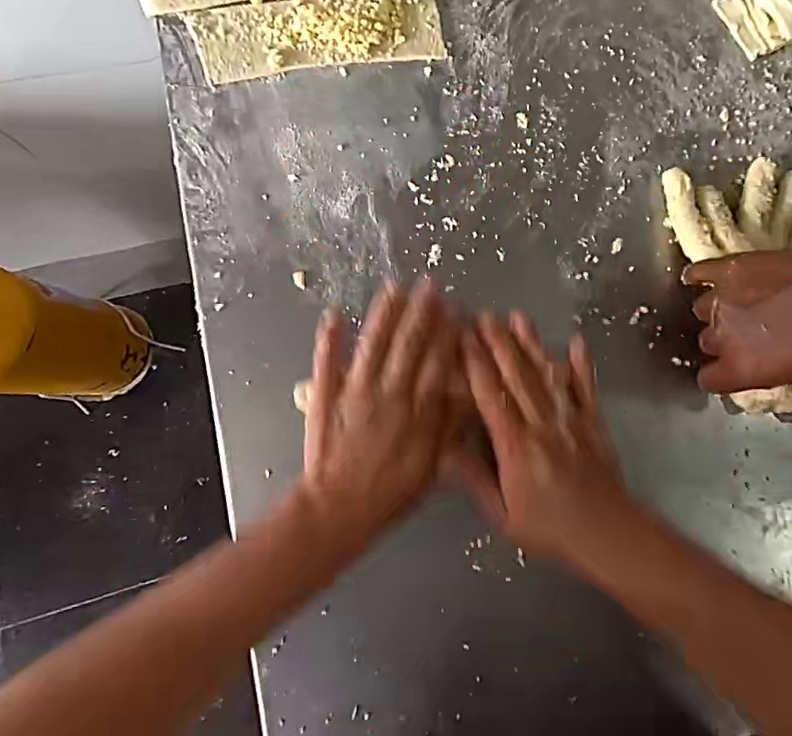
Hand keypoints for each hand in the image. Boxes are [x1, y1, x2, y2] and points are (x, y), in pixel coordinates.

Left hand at [298, 278, 460, 541]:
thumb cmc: (389, 492)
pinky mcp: (326, 393)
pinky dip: (330, 337)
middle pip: (407, 344)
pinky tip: (335, 313)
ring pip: (373, 343)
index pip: (435, 362)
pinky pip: (328, 360)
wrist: (338, 508)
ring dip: (383, 313)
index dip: (446, 333)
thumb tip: (465, 390)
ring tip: (393, 286)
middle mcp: (387, 392)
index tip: (455, 307)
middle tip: (429, 283)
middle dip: (420, 311)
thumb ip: (447, 426)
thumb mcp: (430, 466)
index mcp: (415, 410)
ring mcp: (354, 389)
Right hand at [455, 310, 632, 564]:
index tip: (461, 337)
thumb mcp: (503, 515)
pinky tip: (574, 340)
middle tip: (484, 314)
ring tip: (518, 315)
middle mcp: (542, 425)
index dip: (475, 364)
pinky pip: (586, 388)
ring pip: (547, 375)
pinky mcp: (594, 423)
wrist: (609, 537)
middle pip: (517, 376)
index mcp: (516, 446)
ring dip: (532, 343)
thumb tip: (446, 447)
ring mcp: (571, 421)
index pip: (491, 396)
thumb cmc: (550, 529)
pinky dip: (581, 364)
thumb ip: (476, 479)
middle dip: (498, 342)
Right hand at [684, 240, 791, 392]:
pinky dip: (701, 278)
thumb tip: (757, 362)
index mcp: (743, 368)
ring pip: (703, 309)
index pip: (709, 379)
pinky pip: (698, 275)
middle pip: (707, 342)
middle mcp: (724, 335)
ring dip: (721, 309)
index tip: (734, 369)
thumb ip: (772, 370)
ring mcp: (722, 297)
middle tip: (753, 333)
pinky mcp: (728, 266)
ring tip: (747, 303)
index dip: (722, 374)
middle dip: (726, 340)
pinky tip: (719, 280)